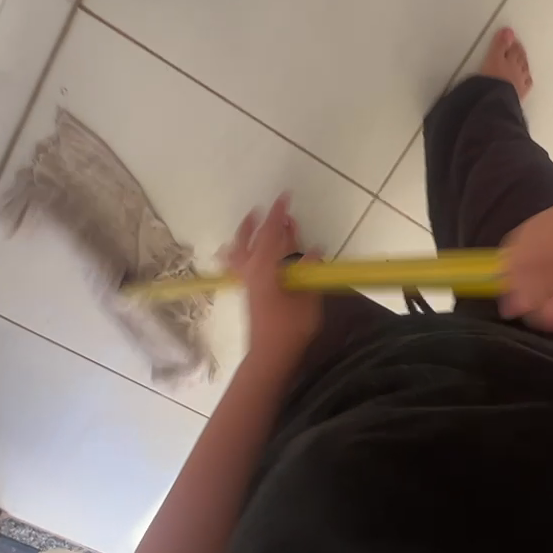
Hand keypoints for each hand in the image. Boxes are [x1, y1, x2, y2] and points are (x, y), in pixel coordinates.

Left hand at [227, 194, 321, 363]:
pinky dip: (239, 252)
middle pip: (250, 239)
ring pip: (239, 251)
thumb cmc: (291, 328)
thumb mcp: (308, 298)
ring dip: (247, 234)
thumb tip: (314, 249)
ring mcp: (246, 282)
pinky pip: (237, 264)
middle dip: (262, 222)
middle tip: (273, 209)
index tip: (285, 197)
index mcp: (266, 268)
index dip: (279, 214)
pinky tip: (241, 252)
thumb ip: (309, 270)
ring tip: (252, 221)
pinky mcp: (247, 292)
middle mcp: (251, 271)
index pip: (272, 233)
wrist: (270, 355)